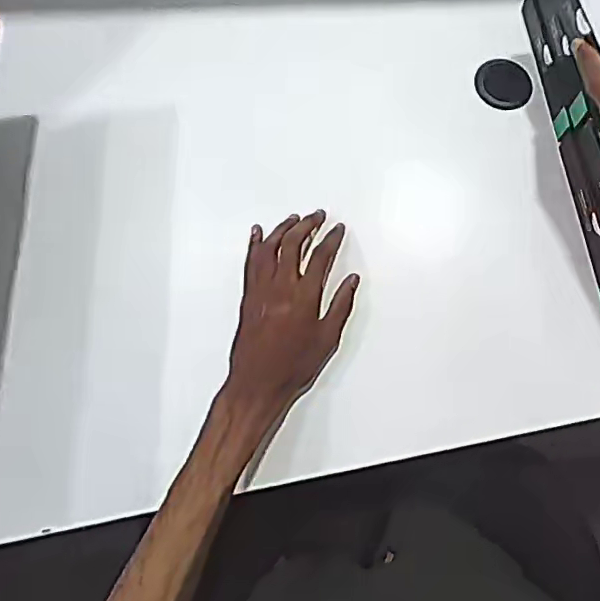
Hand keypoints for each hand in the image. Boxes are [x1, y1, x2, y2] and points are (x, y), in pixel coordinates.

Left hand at [225, 211, 359, 418]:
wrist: (257, 384)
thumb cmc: (291, 367)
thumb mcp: (328, 338)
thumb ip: (341, 305)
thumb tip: (351, 281)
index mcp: (304, 297)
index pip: (321, 256)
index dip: (331, 239)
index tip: (337, 230)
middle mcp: (281, 288)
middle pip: (294, 243)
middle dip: (308, 225)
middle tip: (317, 217)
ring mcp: (261, 290)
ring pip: (271, 247)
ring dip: (283, 229)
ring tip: (293, 219)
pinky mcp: (248, 296)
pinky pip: (251, 262)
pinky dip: (256, 244)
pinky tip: (259, 234)